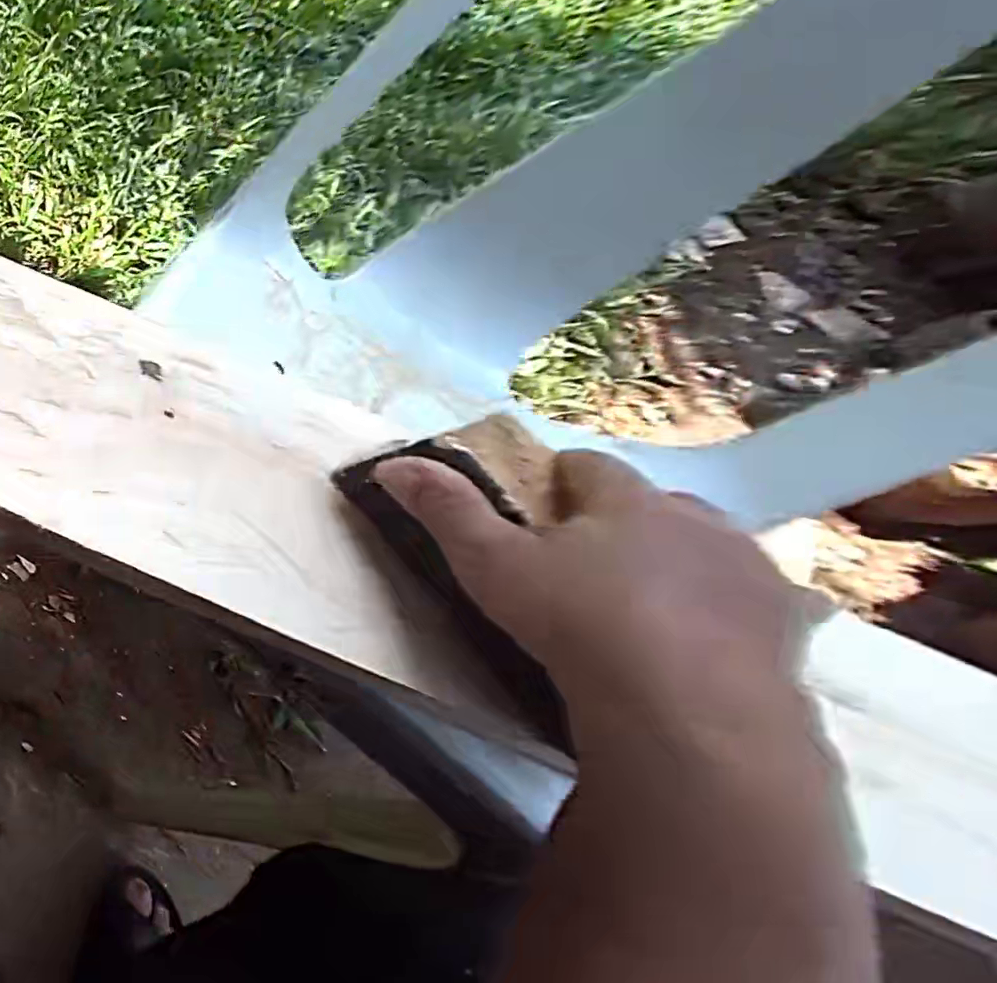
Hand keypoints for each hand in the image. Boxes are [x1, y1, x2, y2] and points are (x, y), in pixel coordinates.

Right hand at [371, 451, 804, 726]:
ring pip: (708, 548)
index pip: (589, 466)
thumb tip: (392, 464)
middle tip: (578, 557)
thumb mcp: (489, 563)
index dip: (556, 476)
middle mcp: (700, 524)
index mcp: (628, 501)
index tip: (533, 502)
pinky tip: (710, 640)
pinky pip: (766, 605)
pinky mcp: (789, 632)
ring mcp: (753, 576)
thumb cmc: (576, 621)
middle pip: (653, 502)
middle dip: (618, 519)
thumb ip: (444, 509)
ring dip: (676, 559)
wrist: (689, 716)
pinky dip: (734, 610)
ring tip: (637, 599)